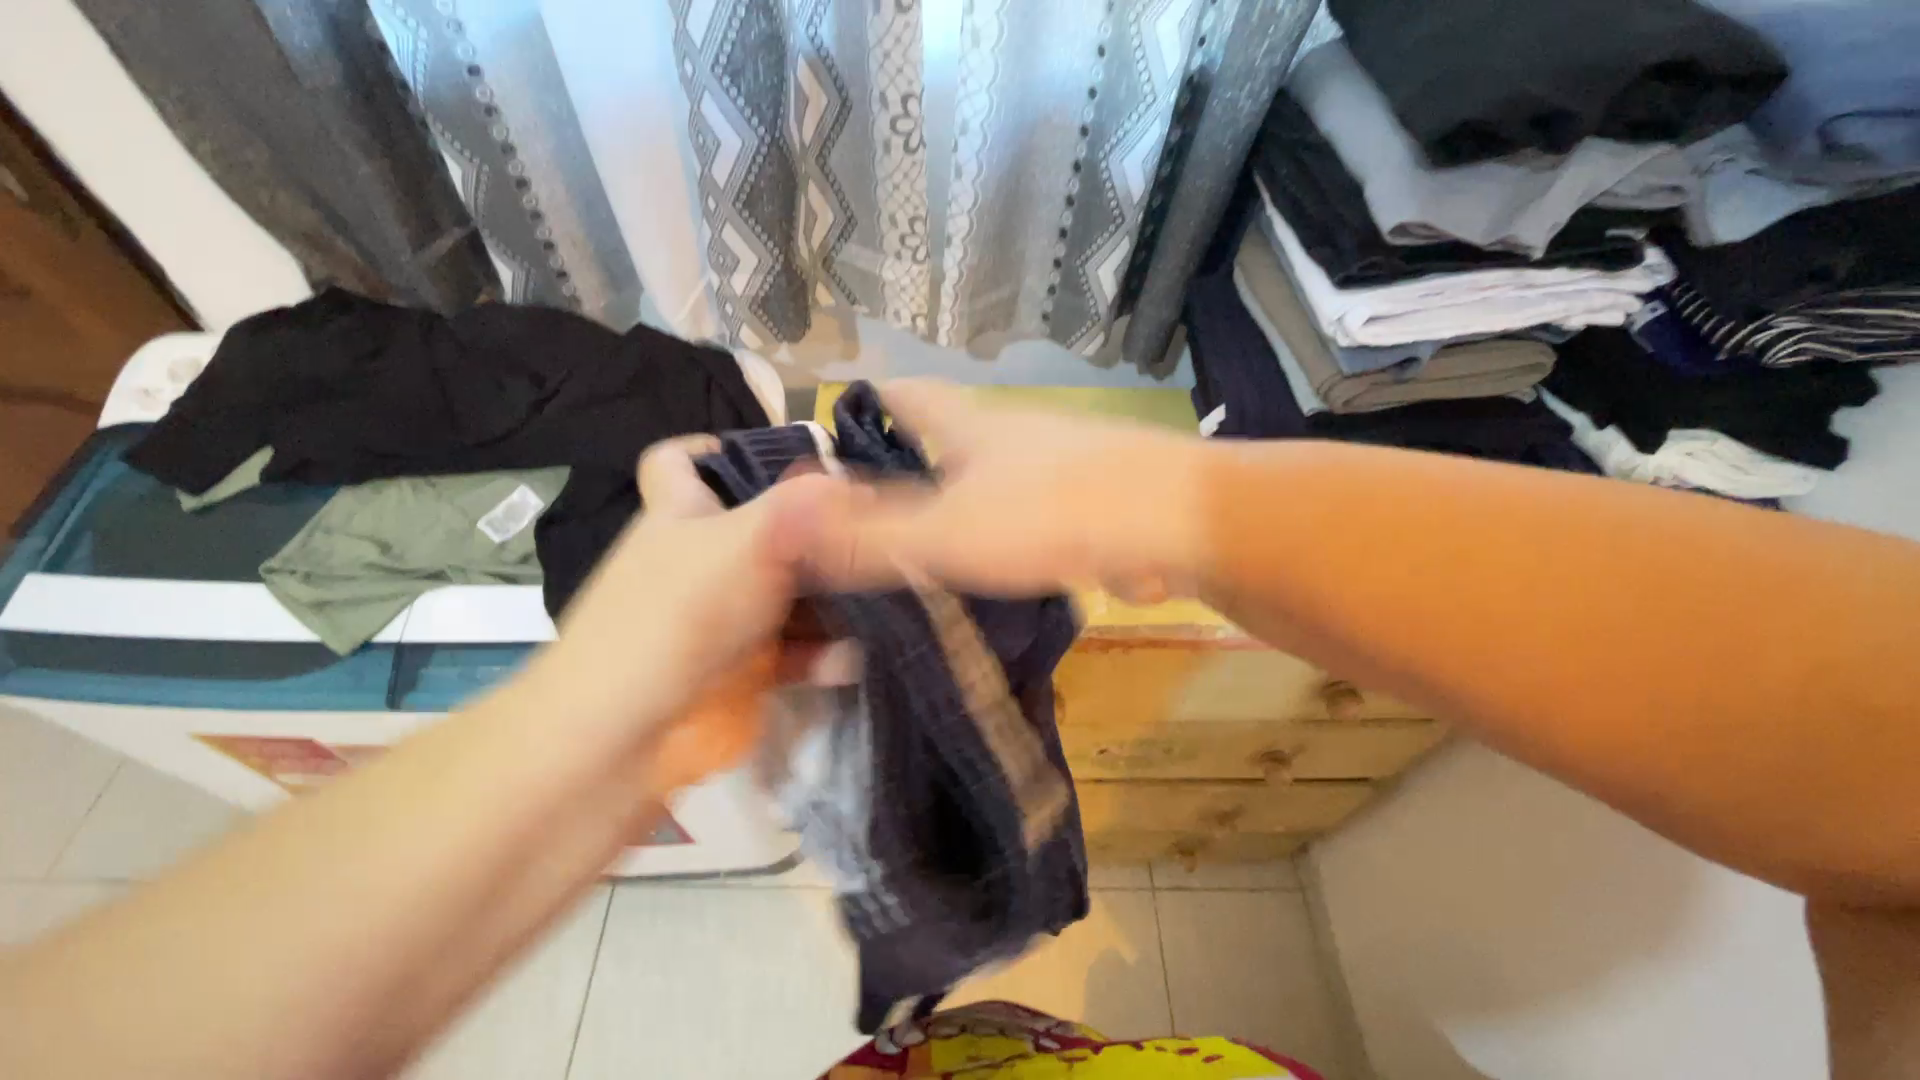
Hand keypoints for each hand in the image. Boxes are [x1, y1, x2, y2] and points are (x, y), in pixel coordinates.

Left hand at [515, 436, 851, 783]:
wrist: (620, 733)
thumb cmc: (678, 614)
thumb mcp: (747, 540)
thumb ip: (806, 504)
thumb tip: (861, 485)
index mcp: (680, 513)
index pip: (679, 460)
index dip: (716, 449)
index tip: (776, 459)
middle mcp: (694, 560)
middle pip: (757, 531)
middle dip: (813, 536)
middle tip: (871, 540)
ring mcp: (713, 618)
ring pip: (783, 594)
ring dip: (830, 603)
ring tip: (881, 608)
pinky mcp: (732, 670)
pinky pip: (786, 651)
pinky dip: (818, 654)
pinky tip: (851, 661)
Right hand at [821, 380, 1208, 600]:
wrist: (1177, 525)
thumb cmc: (1053, 514)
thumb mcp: (945, 532)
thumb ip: (866, 535)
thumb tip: (783, 523)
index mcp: (965, 424)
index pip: (896, 393)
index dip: (856, 407)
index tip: (820, 444)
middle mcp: (1005, 433)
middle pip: (937, 435)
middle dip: (896, 465)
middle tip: (851, 517)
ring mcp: (1050, 464)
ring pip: (980, 476)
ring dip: (946, 504)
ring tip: (904, 555)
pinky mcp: (1085, 502)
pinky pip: (1021, 513)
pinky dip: (993, 535)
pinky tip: (978, 577)